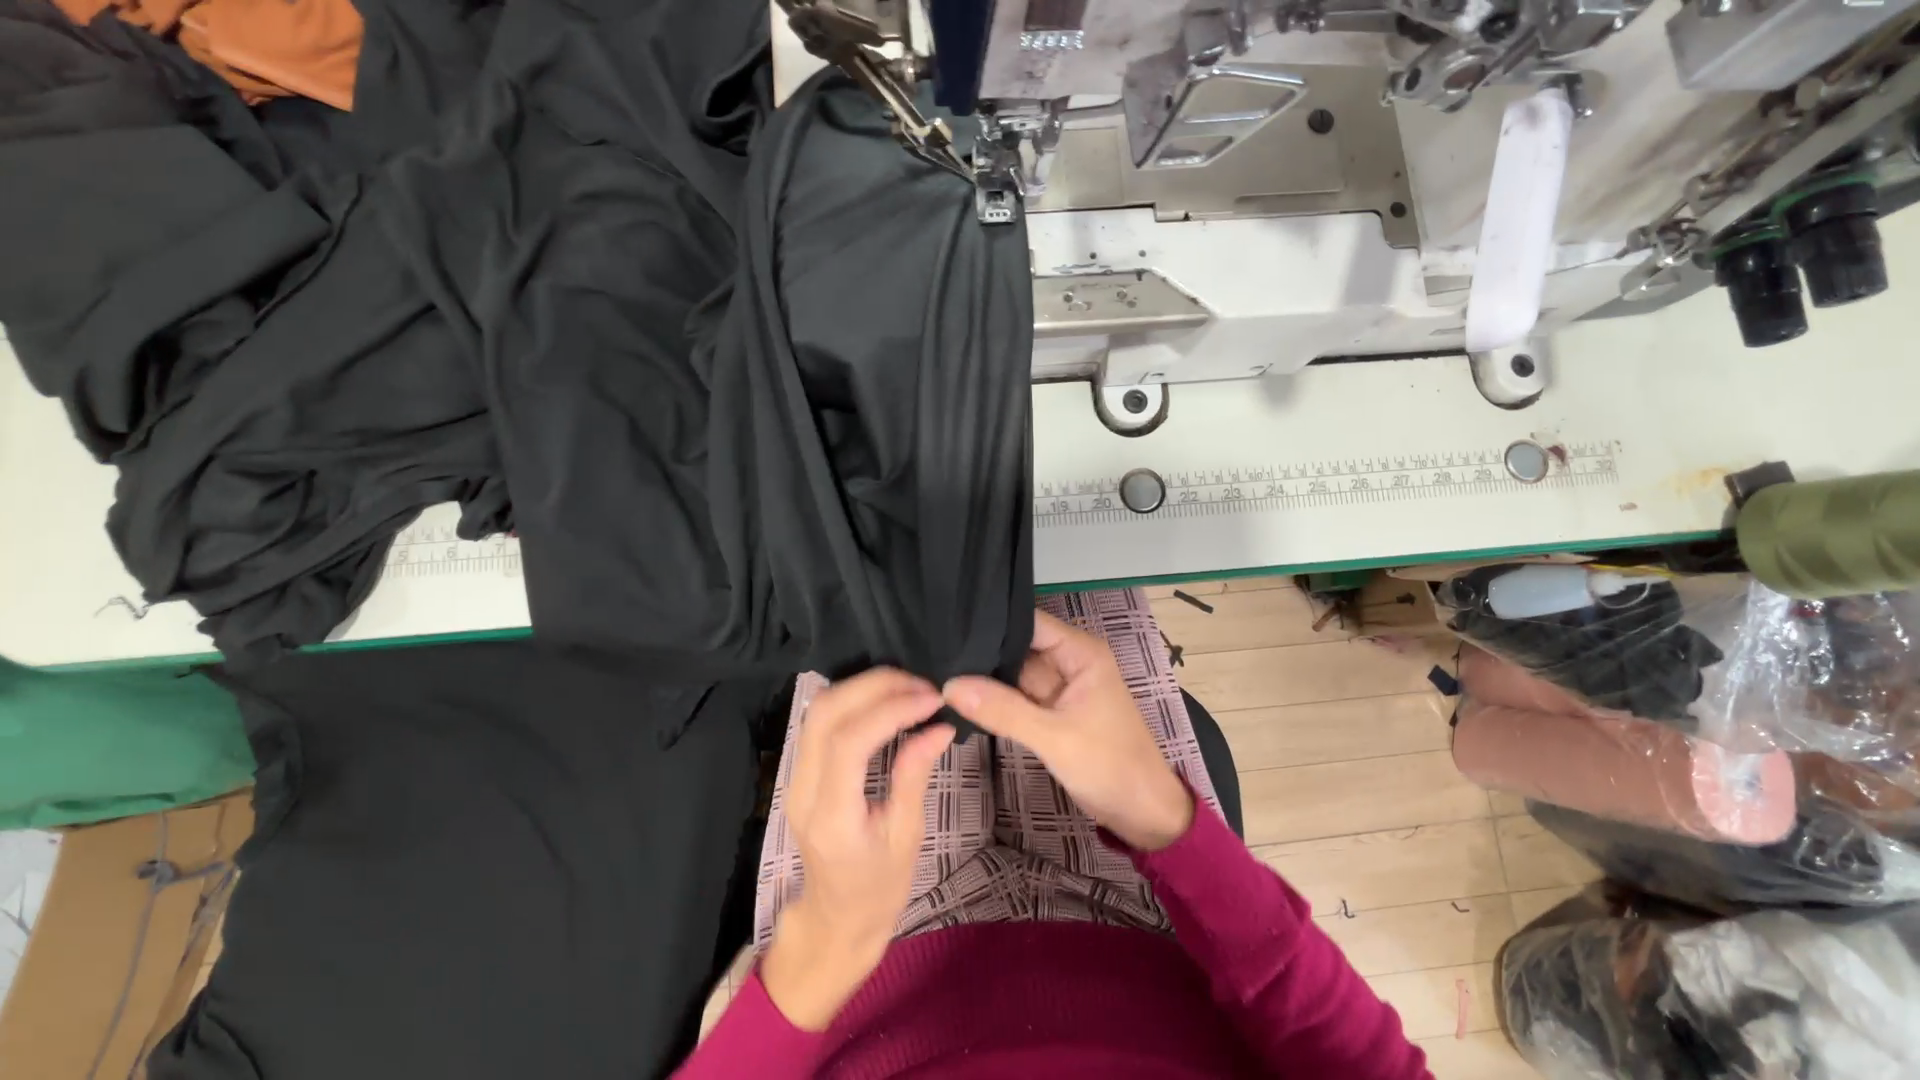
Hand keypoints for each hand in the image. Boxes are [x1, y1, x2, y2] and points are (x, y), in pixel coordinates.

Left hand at [760, 669, 953, 1030]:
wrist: (837, 917)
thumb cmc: (879, 887)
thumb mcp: (907, 836)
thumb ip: (914, 776)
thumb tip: (939, 726)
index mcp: (832, 818)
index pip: (849, 743)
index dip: (890, 710)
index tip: (932, 700)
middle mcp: (803, 792)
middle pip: (825, 713)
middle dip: (876, 686)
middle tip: (923, 687)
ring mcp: (793, 779)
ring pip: (817, 710)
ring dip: (863, 688)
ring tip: (909, 689)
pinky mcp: (799, 771)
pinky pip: (819, 720)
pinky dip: (853, 700)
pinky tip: (886, 700)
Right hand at [943, 610, 1193, 851]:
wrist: (1141, 812)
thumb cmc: (1109, 765)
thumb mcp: (1053, 737)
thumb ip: (1002, 710)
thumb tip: (949, 685)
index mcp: (1081, 652)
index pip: (1028, 621)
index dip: (991, 620)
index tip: (946, 622)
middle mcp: (1068, 661)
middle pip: (1016, 644)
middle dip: (980, 649)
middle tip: (932, 651)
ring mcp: (1058, 687)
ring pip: (1012, 671)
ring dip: (982, 674)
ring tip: (936, 667)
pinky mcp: (1049, 711)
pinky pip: (1015, 695)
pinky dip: (992, 696)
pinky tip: (957, 692)